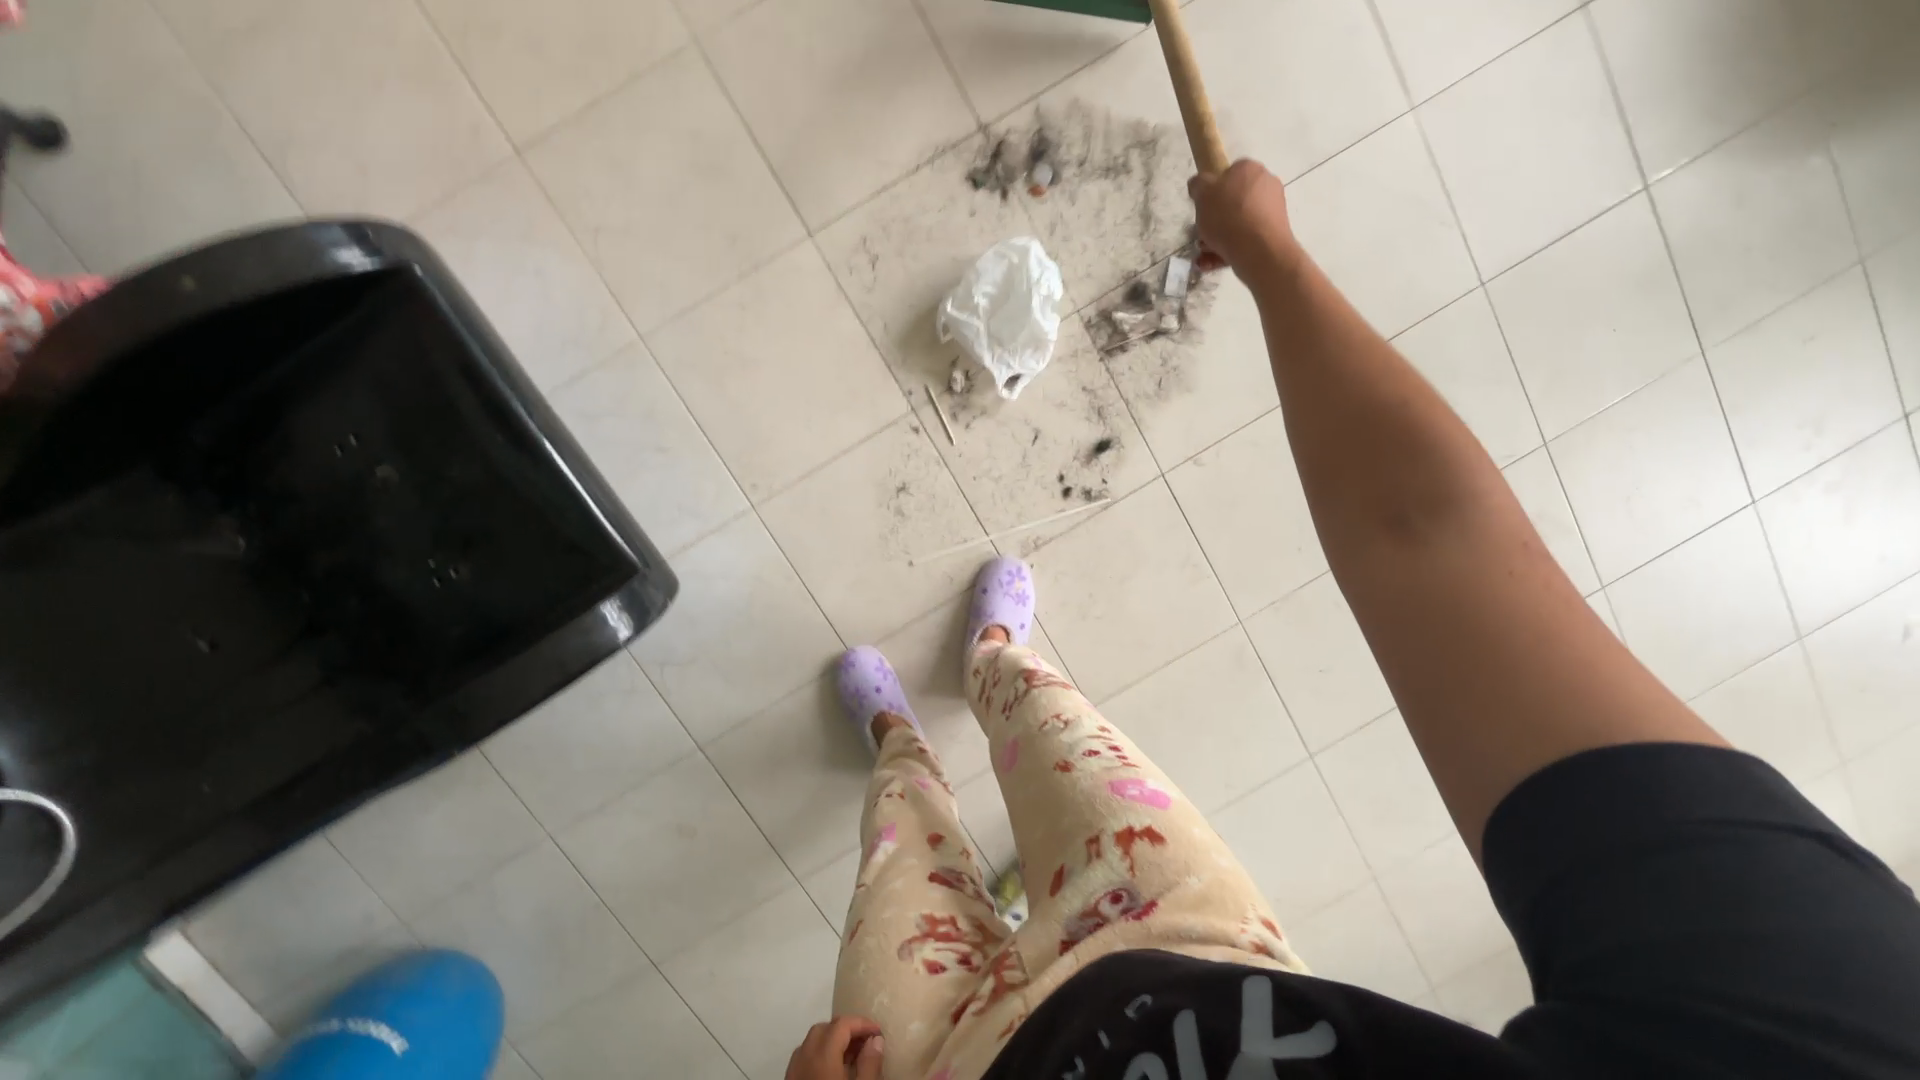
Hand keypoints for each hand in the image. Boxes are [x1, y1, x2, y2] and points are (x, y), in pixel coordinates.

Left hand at [786, 1016, 883, 1079]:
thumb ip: (870, 1063)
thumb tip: (876, 1040)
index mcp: (822, 1053)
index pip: (843, 1023)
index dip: (863, 1023)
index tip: (879, 1033)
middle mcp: (804, 1054)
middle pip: (825, 1028)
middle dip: (847, 1030)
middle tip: (866, 1043)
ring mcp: (793, 1068)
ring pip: (812, 1041)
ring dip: (832, 1041)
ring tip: (852, 1056)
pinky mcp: (789, 1079)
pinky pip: (804, 1056)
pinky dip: (819, 1053)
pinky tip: (832, 1069)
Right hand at [1189, 160, 1296, 282]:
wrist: (1258, 249)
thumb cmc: (1227, 216)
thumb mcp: (1202, 194)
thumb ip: (1198, 184)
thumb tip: (1199, 184)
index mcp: (1249, 169)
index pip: (1229, 173)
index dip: (1213, 190)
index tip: (1204, 206)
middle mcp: (1265, 184)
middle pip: (1234, 200)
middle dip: (1216, 218)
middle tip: (1203, 233)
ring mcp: (1273, 208)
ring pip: (1240, 221)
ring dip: (1220, 237)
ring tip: (1205, 254)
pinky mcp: (1275, 231)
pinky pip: (1247, 238)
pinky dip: (1230, 248)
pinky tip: (1214, 262)